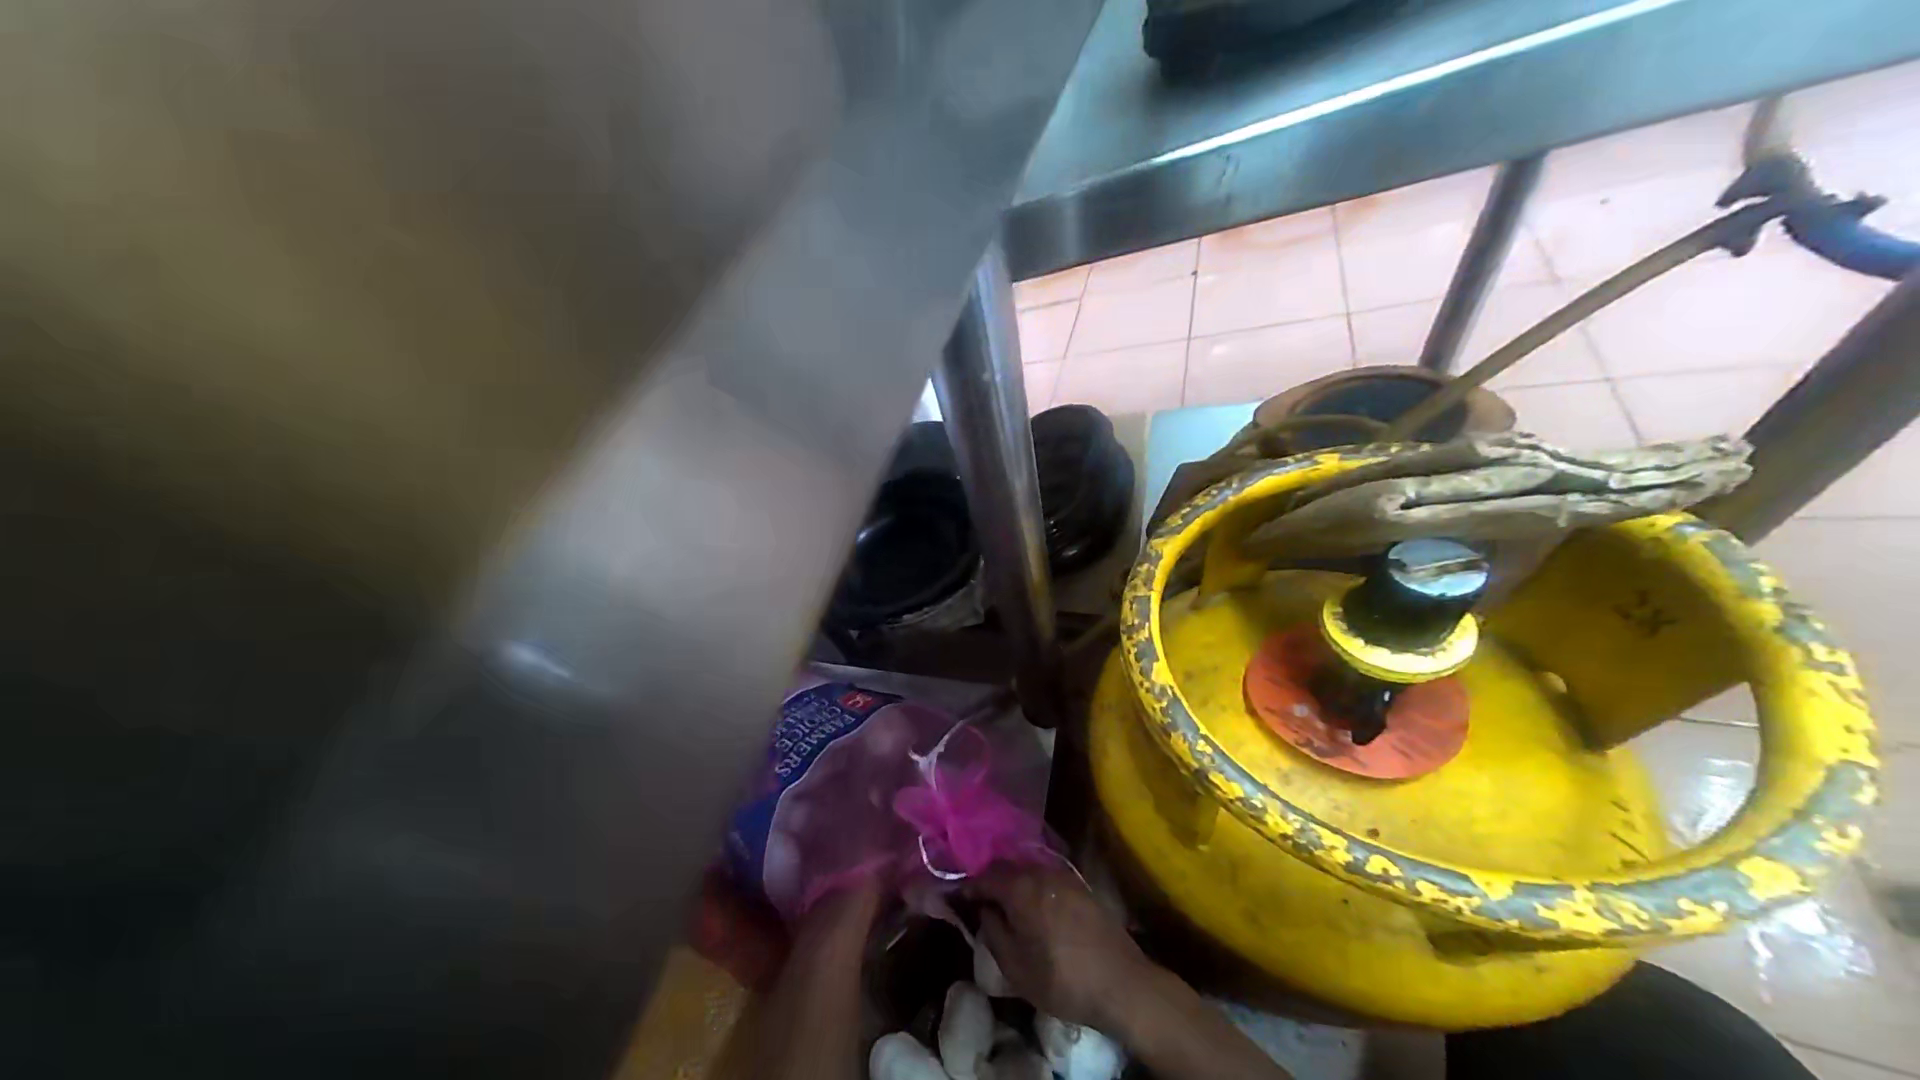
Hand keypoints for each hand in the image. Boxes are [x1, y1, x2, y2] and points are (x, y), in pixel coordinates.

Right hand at [966, 864, 1157, 1031]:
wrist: (1121, 983)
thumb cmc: (1062, 979)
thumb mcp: (1015, 966)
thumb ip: (992, 931)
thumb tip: (984, 910)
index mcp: (1020, 888)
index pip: (984, 876)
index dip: (968, 886)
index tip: (957, 898)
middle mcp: (1040, 871)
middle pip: (1006, 866)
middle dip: (990, 880)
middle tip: (979, 899)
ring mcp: (1064, 875)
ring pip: (1027, 869)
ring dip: (1012, 881)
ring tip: (1004, 903)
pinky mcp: (1081, 886)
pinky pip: (1046, 877)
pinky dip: (1033, 885)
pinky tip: (1032, 905)